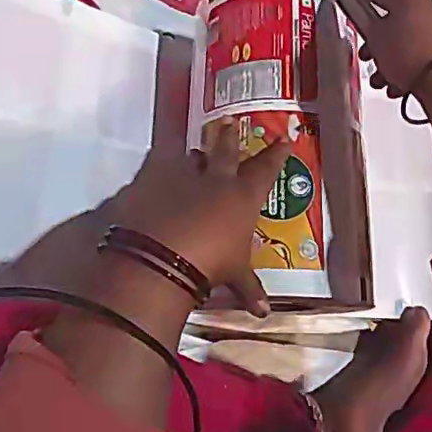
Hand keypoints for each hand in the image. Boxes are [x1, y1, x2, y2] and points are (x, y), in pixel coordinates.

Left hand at [109, 117, 292, 315]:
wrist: (158, 257)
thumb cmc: (209, 264)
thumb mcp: (233, 274)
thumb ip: (248, 286)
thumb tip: (263, 311)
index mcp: (241, 196)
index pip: (266, 170)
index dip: (276, 155)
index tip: (284, 139)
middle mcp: (214, 179)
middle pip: (226, 150)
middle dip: (230, 136)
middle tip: (231, 120)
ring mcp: (179, 175)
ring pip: (190, 157)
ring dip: (194, 156)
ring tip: (195, 152)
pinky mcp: (147, 180)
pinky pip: (154, 169)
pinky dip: (157, 173)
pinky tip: (153, 175)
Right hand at [335, 0, 431, 99]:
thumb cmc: (412, 53)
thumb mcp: (375, 37)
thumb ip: (364, 23)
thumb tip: (360, 15)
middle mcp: (426, 8)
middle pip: (392, 21)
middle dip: (375, 41)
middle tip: (366, 53)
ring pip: (404, 42)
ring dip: (388, 61)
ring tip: (380, 78)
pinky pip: (418, 57)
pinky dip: (405, 70)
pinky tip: (397, 85)